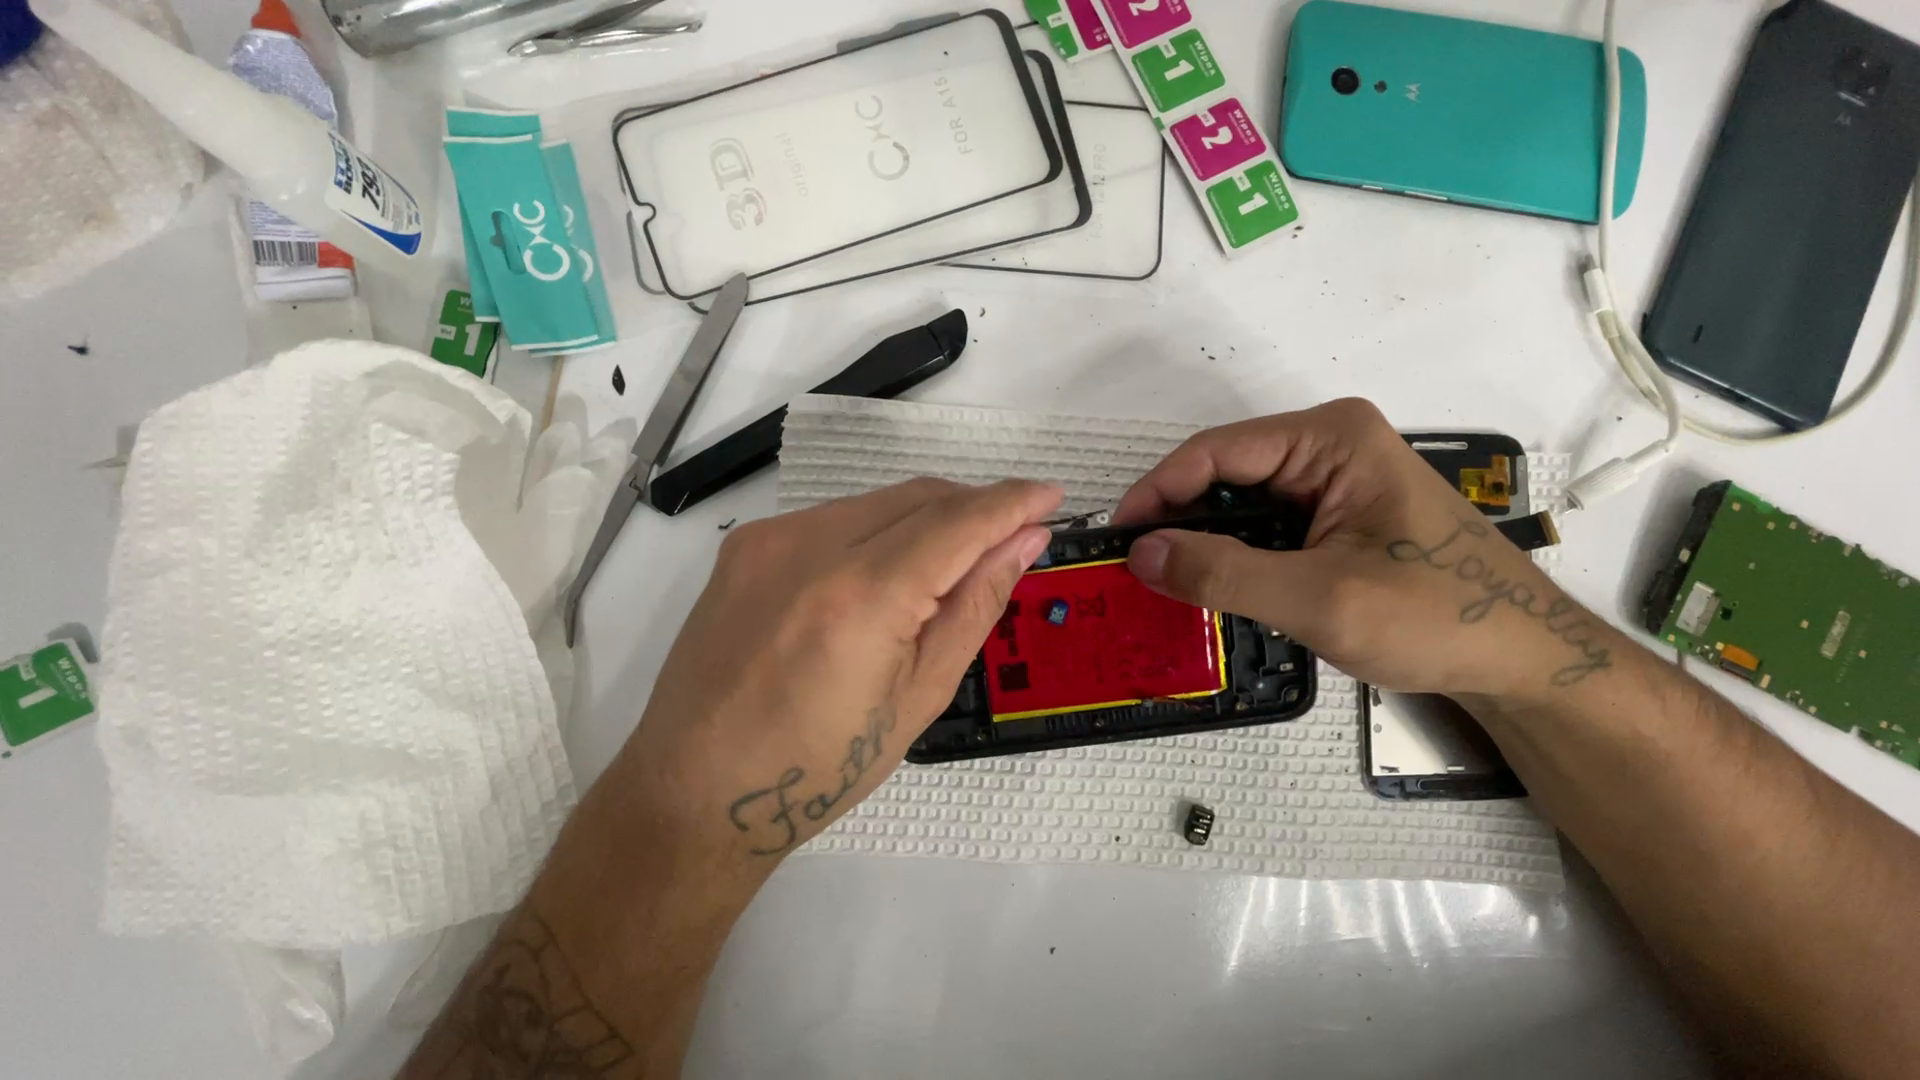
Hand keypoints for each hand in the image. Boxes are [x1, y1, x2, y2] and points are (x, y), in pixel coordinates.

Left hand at [618, 478, 1061, 868]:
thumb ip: (974, 606)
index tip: (1052, 496)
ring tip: (949, 566)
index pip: (958, 521)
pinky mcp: (744, 546)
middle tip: (1012, 537)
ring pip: (876, 502)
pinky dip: (876, 532)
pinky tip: (883, 576)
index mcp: (862, 596)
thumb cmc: (820, 767)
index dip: (1013, 502)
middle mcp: (810, 546)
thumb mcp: (918, 697)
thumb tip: (1023, 543)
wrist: (696, 788)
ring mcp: (769, 539)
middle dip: (974, 508)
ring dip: (926, 519)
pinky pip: (833, 518)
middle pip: (919, 498)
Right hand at [1114, 399, 1616, 698]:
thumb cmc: (1437, 619)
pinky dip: (1233, 554)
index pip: (1215, 452)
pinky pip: (1265, 524)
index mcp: (1331, 438)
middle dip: (1175, 519)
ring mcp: (1335, 478)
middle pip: (1224, 472)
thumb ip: (1223, 573)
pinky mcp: (1337, 513)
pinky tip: (1211, 585)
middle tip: (1133, 570)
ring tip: (1162, 582)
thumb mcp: (1320, 599)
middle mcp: (1329, 444)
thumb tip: (1139, 554)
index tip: (1115, 541)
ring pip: (1241, 501)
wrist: (1525, 660)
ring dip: (1202, 540)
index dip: (1156, 493)